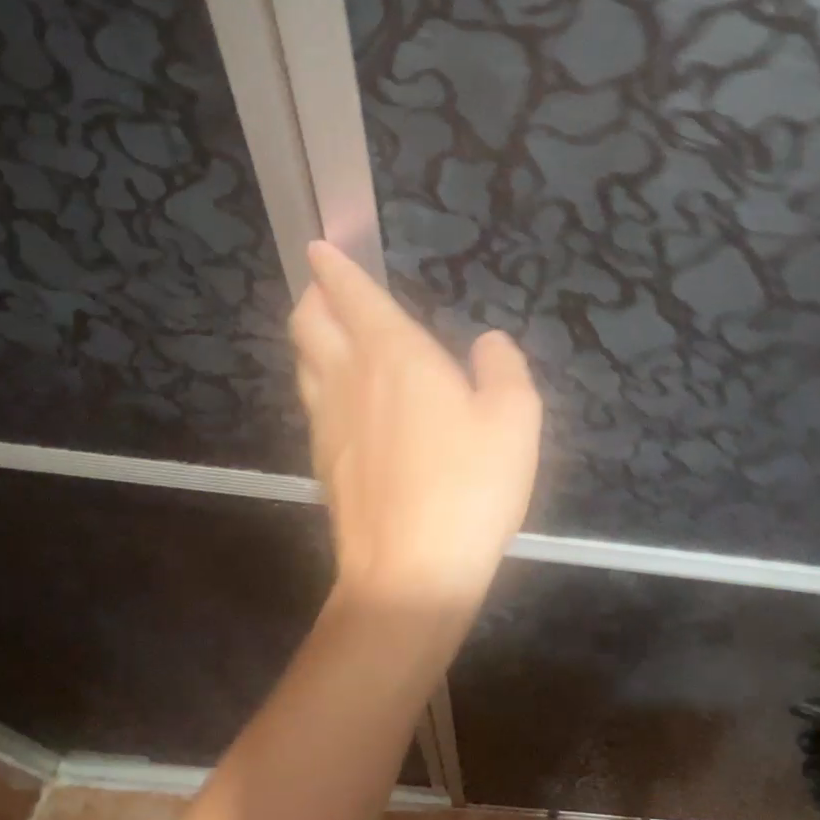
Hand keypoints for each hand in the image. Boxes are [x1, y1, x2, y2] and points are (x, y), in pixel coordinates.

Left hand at [289, 242, 542, 600]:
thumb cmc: (470, 486)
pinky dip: (322, 385)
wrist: (411, 571)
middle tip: (327, 291)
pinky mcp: (324, 464)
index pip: (353, 296)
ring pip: (304, 363)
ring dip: (312, 340)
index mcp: (395, 356)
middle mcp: (350, 380)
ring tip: (332, 338)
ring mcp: (329, 424)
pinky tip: (347, 404)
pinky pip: (315, 405)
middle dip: (314, 297)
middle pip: (308, 322)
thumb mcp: (515, 421)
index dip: (336, 268)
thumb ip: (504, 369)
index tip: (322, 248)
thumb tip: (489, 343)